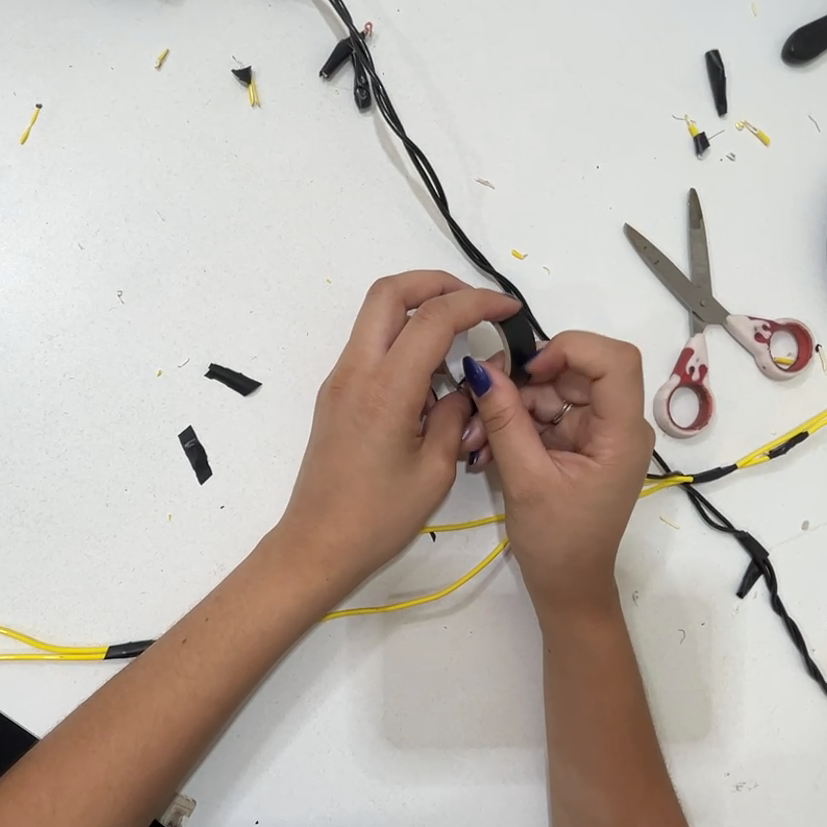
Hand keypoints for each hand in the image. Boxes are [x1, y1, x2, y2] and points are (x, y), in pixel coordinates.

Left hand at [274, 270, 522, 588]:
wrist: (317, 544)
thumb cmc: (378, 517)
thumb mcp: (435, 469)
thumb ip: (456, 412)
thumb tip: (471, 379)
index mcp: (385, 389)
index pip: (433, 317)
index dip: (477, 302)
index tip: (508, 309)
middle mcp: (355, 371)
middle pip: (389, 292)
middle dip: (436, 283)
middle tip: (475, 305)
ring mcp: (338, 380)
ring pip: (375, 315)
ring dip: (417, 312)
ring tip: (457, 346)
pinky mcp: (334, 394)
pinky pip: (369, 346)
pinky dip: (401, 340)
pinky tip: (431, 376)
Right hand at [461, 333, 654, 606]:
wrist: (566, 584)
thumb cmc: (556, 541)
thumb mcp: (524, 479)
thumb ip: (504, 420)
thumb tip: (480, 369)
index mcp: (622, 434)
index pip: (614, 361)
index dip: (570, 349)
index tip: (527, 371)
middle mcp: (617, 424)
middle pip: (578, 370)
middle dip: (526, 382)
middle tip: (482, 402)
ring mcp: (597, 432)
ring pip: (555, 388)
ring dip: (513, 404)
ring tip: (478, 436)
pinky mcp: (578, 441)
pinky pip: (546, 411)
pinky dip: (516, 420)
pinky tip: (489, 442)